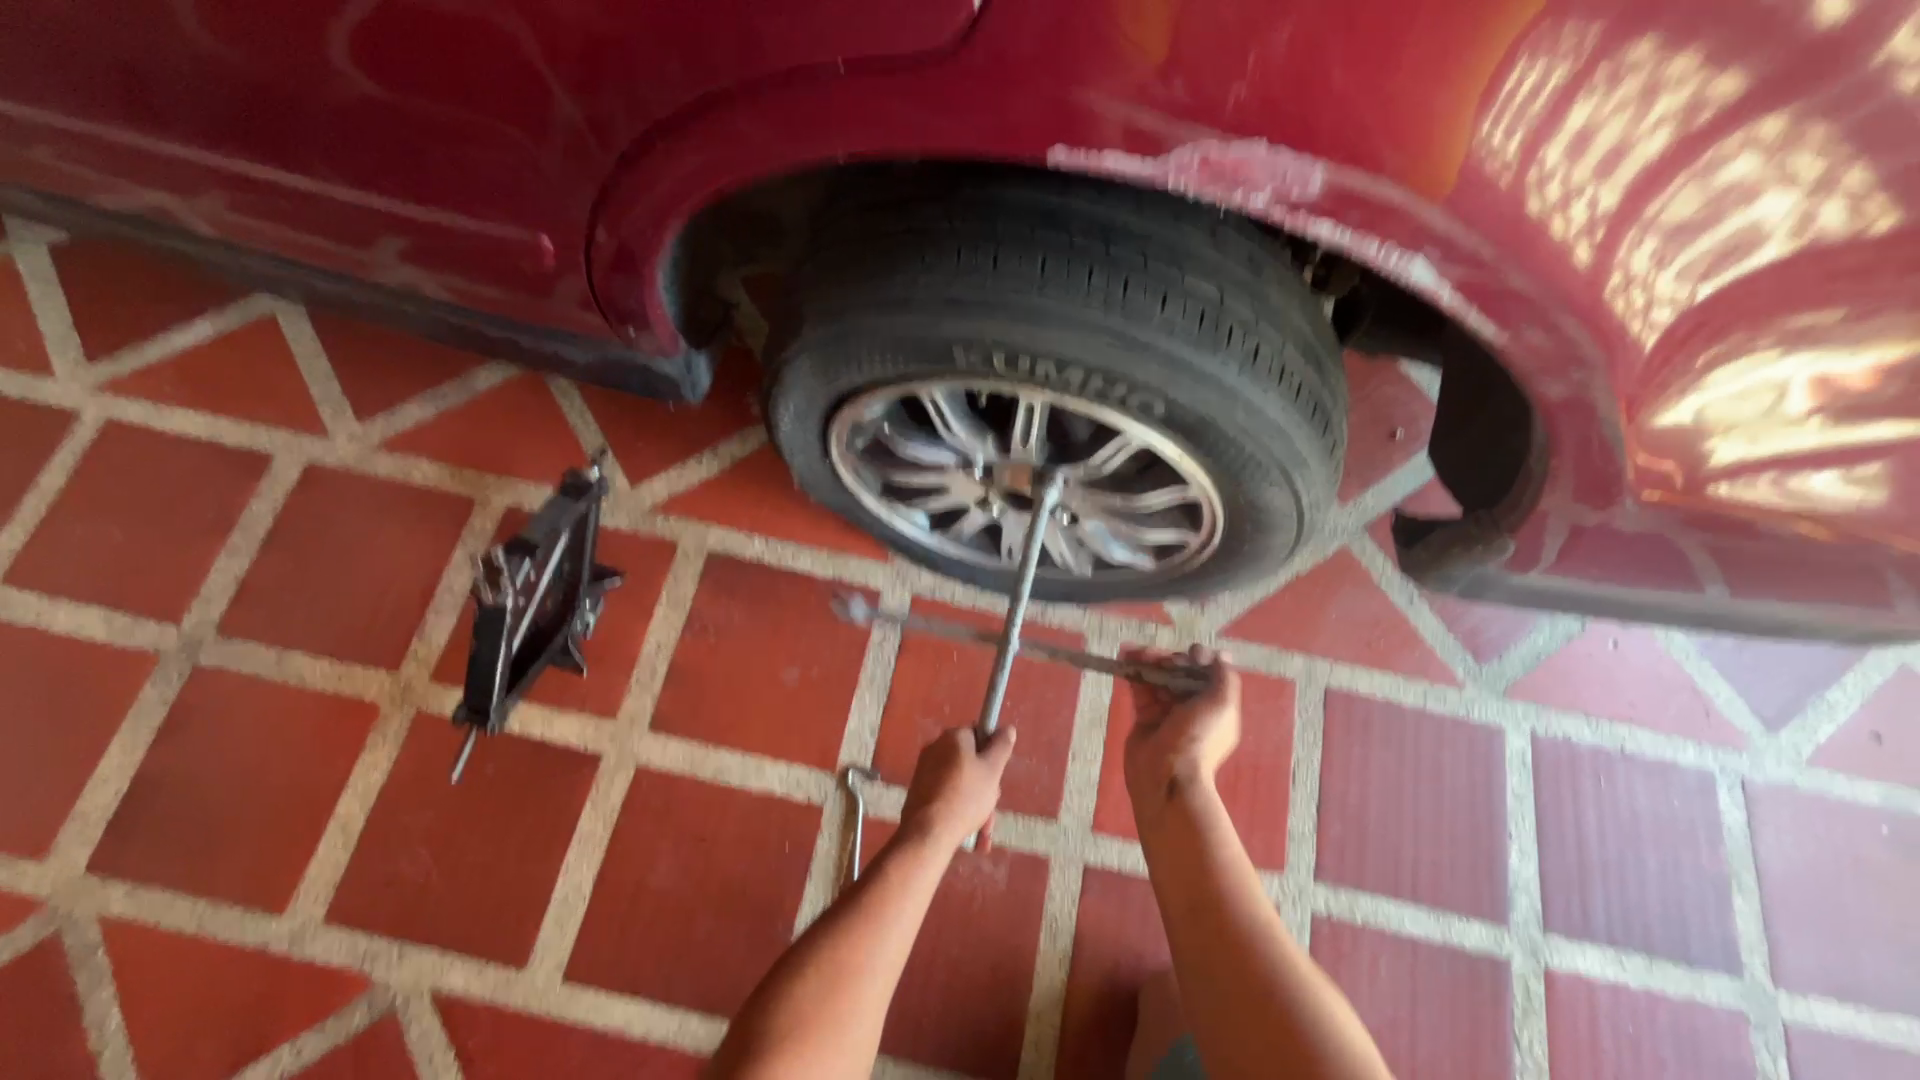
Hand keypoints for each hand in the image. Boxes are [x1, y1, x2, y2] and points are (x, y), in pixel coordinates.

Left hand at [899, 726, 1017, 850]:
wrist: (927, 833)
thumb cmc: (965, 798)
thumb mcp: (992, 771)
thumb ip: (1002, 747)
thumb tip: (1007, 728)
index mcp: (952, 738)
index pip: (978, 734)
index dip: (991, 754)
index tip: (996, 774)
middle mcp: (935, 749)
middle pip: (970, 763)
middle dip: (985, 787)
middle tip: (990, 806)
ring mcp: (925, 771)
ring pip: (961, 784)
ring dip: (976, 805)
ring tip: (983, 831)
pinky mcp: (919, 792)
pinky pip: (947, 797)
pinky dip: (960, 812)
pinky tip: (970, 835)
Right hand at [1121, 645, 1240, 819]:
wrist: (1167, 775)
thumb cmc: (1199, 738)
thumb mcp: (1223, 704)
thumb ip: (1224, 676)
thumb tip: (1221, 654)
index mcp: (1215, 705)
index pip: (1207, 672)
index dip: (1198, 658)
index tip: (1189, 654)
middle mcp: (1193, 707)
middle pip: (1181, 673)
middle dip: (1168, 658)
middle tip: (1154, 653)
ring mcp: (1168, 712)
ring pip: (1159, 678)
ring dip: (1147, 661)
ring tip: (1132, 649)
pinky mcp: (1145, 716)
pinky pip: (1140, 689)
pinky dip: (1133, 673)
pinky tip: (1125, 657)